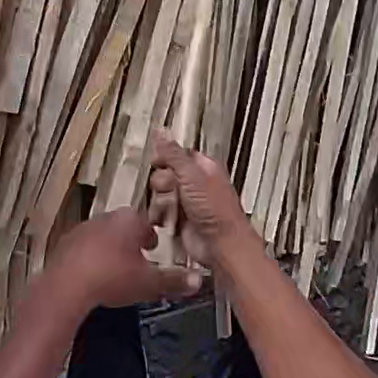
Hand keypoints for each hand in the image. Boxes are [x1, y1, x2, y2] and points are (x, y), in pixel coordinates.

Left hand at [46, 208, 201, 312]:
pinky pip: (85, 247)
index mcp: (129, 220)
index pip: (147, 223)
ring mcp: (83, 227)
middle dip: (131, 242)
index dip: (152, 237)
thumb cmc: (114, 276)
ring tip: (117, 270)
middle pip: (124, 227)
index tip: (155, 249)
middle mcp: (106, 217)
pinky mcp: (66, 241)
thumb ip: (174, 281)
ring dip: (111, 249)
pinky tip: (95, 275)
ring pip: (103, 235)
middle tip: (139, 261)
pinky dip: (92, 257)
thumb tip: (198, 280)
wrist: (68, 284)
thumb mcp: (149, 283)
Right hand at [149, 129, 259, 266]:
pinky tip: (164, 219)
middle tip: (170, 190)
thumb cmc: (215, 210)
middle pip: (164, 173)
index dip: (164, 158)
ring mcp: (186, 201)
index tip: (157, 162)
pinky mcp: (179, 218)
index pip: (176, 154)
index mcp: (203, 167)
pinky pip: (159, 210)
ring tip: (170, 209)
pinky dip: (159, 214)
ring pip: (159, 193)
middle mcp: (194, 183)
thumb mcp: (191, 176)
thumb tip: (161, 131)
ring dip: (160, 201)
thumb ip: (173, 154)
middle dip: (162, 183)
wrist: (220, 246)